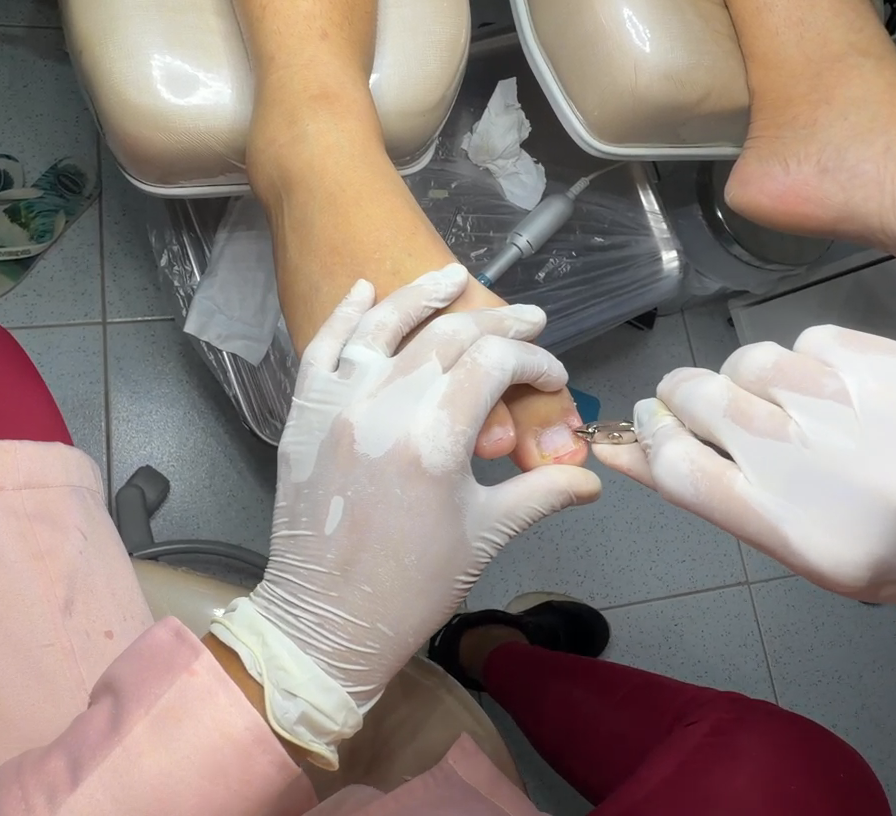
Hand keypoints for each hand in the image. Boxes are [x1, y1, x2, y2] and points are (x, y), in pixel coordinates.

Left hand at [210, 264, 601, 765]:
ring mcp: (336, 405)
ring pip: (383, 327)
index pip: (494, 364)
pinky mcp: (303, 413)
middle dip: (497, 322)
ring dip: (422, 294)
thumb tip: (592, 478)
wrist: (324, 621)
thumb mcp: (485, 537)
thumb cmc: (412, 587)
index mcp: (434, 442)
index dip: (534, 360)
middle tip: (528, 318)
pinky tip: (366, 289)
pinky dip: (345, 314)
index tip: (553, 375)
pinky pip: (322, 348)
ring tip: (455, 275)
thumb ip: (540, 494)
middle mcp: (383, 408)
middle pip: (448, 337)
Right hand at [594, 325, 895, 639]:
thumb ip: (690, 485)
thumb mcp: (774, 537)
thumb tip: (606, 444)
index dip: (651, 434)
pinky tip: (839, 390)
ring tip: (785, 402)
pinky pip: (821, 338)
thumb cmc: (866, 546)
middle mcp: (845, 476)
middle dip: (689, 394)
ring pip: (759, 359)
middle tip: (709, 402)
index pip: (677, 464)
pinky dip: (812, 360)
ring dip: (753, 376)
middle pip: (706, 398)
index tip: (657, 422)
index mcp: (800, 532)